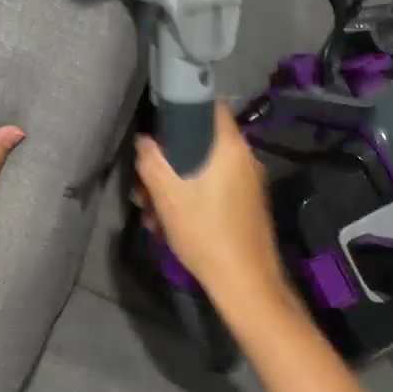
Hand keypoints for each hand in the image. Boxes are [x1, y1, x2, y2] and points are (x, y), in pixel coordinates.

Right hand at [133, 102, 290, 305]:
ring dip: (173, 185)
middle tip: (144, 184)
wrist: (246, 285)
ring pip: (202, 170)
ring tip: (151, 212)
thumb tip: (144, 141)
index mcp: (230, 147)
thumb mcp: (167, 195)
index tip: (157, 123)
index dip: (181, 107)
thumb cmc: (205, 231)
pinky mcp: (246, 206)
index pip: (209, 105)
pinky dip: (190, 199)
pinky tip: (168, 225)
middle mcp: (244, 159)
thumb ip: (151, 161)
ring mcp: (248, 184)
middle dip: (167, 160)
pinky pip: (213, 189)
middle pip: (200, 143)